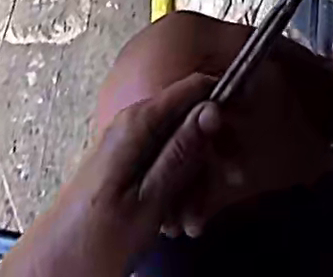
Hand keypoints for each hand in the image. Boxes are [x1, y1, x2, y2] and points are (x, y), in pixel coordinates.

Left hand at [5, 73, 222, 276]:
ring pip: (182, 142)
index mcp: (138, 122)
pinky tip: (181, 218)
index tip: (240, 134)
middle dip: (213, 150)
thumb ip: (181, 152)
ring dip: (198, 176)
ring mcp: (130, 142)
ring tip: (196, 217)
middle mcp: (134, 122)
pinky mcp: (128, 163)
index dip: (224, 103)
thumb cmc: (91, 246)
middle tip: (229, 181)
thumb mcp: (147, 203)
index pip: (196, 85)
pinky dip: (180, 185)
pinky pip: (166, 160)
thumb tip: (213, 109)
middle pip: (192, 116)